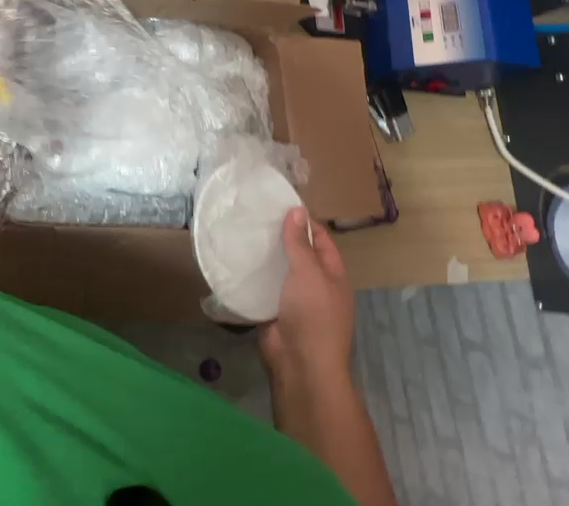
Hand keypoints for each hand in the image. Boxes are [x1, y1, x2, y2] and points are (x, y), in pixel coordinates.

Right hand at [258, 207, 356, 386]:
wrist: (300, 365)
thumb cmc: (313, 316)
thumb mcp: (309, 274)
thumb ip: (300, 243)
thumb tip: (297, 211)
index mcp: (333, 275)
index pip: (321, 239)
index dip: (304, 221)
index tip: (279, 204)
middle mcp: (315, 285)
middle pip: (298, 254)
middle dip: (280, 237)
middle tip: (254, 215)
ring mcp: (294, 300)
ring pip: (279, 271)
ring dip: (264, 256)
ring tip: (240, 232)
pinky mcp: (273, 311)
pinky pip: (263, 288)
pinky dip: (252, 276)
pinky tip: (235, 261)